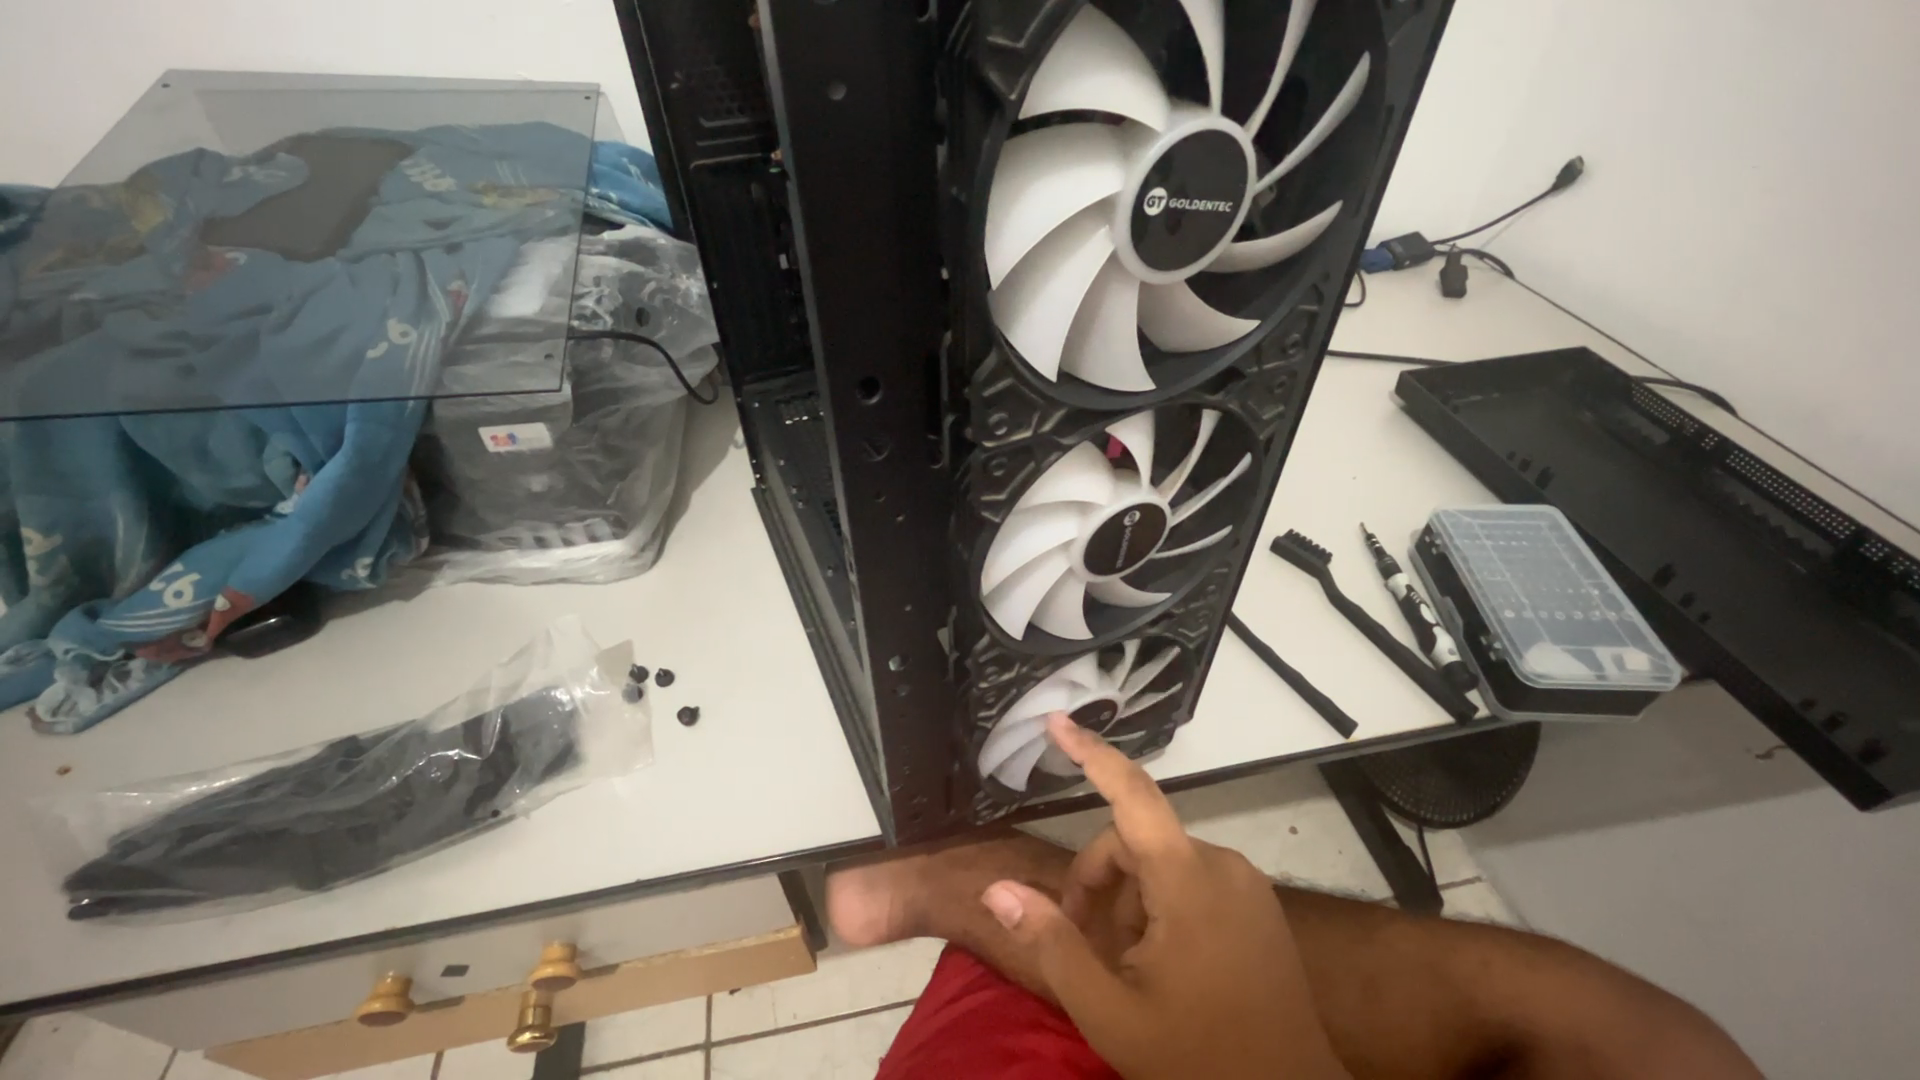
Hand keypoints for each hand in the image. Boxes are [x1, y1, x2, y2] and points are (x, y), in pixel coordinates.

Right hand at [981, 713, 1349, 1079]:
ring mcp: (1246, 886)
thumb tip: (996, 889)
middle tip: (1080, 943)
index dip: (1091, 753)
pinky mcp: (1257, 907)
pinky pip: (1192, 883)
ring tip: (1123, 968)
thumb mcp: (1108, 1010)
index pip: (1131, 795)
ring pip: (1161, 867)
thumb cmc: (1197, 1058)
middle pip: (1135, 845)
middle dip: (1097, 884)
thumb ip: (1051, 943)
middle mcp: (1222, 866)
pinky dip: (1160, 909)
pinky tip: (1158, 965)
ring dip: (1127, 903)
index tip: (1057, 721)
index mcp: (1188, 880)